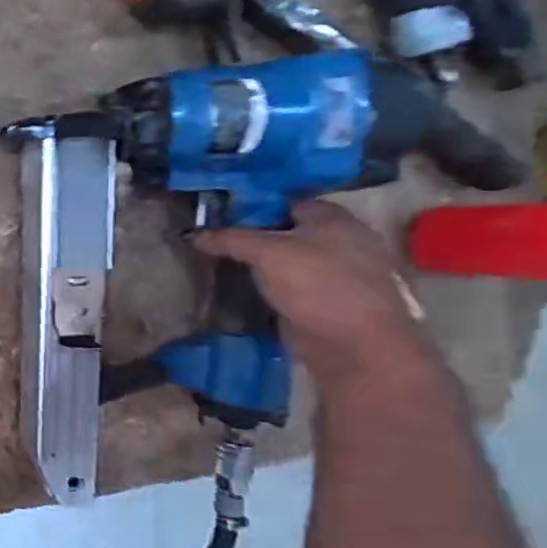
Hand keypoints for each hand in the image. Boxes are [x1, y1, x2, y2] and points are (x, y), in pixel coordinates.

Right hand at [192, 200, 428, 381]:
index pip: (289, 202)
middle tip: (215, 239)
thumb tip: (193, 235)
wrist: (354, 345)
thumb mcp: (265, 253)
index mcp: (335, 220)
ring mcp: (337, 274)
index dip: (255, 206)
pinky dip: (270, 285)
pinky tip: (243, 287)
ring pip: (289, 260)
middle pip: (289, 231)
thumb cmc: (317, 284)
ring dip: (261, 263)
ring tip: (222, 263)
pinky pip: (291, 285)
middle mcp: (342, 242)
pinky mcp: (328, 302)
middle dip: (254, 235)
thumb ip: (229, 240)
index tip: (221, 215)